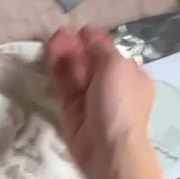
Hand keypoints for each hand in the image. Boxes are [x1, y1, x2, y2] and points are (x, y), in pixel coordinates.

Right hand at [46, 25, 153, 177]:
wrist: (108, 147)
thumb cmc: (120, 103)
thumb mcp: (116, 66)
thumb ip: (100, 48)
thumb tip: (88, 32)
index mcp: (130, 76)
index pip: (111, 53)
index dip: (96, 41)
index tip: (80, 31)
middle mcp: (111, 86)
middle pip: (90, 61)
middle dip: (76, 47)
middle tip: (60, 33)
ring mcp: (90, 98)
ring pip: (75, 72)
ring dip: (64, 55)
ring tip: (51, 39)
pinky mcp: (71, 109)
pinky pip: (64, 86)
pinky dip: (57, 70)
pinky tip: (49, 54)